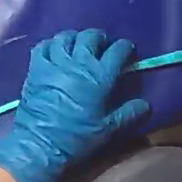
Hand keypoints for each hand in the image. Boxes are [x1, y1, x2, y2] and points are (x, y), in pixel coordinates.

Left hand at [0, 29, 150, 181]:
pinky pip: (43, 46)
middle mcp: (78, 63)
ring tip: (78, 45)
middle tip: (102, 46)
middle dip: (100, 38)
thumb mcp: (107, 129)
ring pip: (66, 37)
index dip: (125, 47)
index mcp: (99, 76)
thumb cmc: (76, 137)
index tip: (127, 51)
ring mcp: (55, 63)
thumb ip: (128, 114)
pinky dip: (51, 45)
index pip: (118, 50)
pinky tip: (55, 51)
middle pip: (91, 36)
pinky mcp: (36, 68)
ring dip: (75, 38)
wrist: (39, 145)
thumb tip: (145, 104)